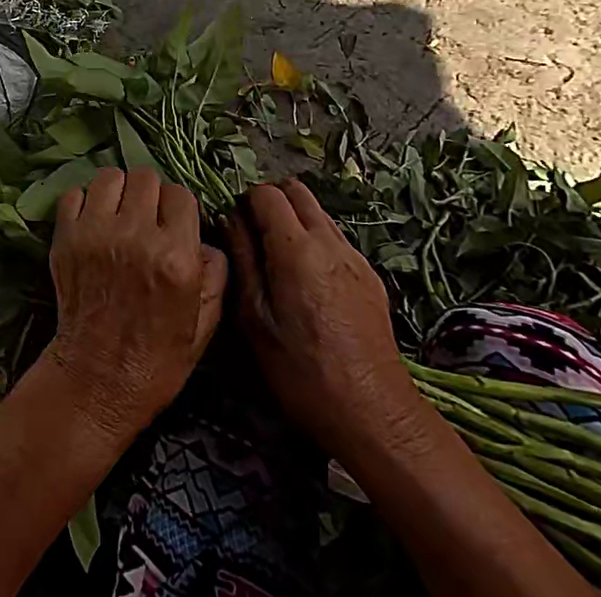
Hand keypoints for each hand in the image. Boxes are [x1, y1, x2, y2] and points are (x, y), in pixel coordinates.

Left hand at [44, 168, 228, 438]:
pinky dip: (85, 202)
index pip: (181, 194)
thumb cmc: (158, 357)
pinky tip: (93, 222)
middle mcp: (135, 236)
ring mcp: (95, 234)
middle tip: (146, 218)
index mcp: (175, 256)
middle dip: (150, 195)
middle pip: (145, 177)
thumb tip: (205, 239)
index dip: (179, 208)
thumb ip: (216, 271)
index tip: (174, 224)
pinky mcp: (65, 239)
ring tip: (119, 214)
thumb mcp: (206, 321)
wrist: (97, 381)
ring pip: (110, 176)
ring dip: (118, 191)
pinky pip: (74, 194)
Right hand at [227, 181, 417, 455]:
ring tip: (276, 259)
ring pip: (319, 212)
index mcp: (297, 249)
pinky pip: (336, 238)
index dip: (244, 201)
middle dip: (270, 200)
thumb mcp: (255, 319)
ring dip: (294, 219)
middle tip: (252, 233)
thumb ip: (242, 260)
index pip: (267, 193)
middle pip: (297, 191)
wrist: (371, 411)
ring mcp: (355, 257)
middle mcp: (330, 242)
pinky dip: (315, 240)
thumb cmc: (301, 371)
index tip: (233, 226)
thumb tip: (228, 220)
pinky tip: (305, 280)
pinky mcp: (370, 275)